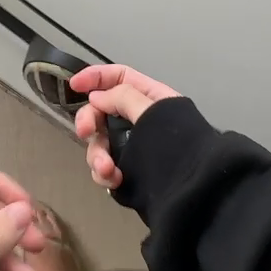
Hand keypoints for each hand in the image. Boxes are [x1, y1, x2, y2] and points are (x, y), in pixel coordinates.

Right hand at [71, 64, 183, 189]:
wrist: (195, 193)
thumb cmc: (179, 146)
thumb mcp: (153, 113)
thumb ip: (122, 98)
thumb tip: (96, 97)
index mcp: (149, 98)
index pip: (119, 77)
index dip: (96, 77)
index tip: (75, 85)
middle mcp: (137, 120)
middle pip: (101, 110)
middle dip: (89, 120)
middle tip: (85, 131)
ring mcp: (130, 147)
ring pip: (99, 142)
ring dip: (97, 155)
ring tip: (107, 169)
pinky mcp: (126, 170)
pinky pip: (104, 167)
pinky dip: (104, 173)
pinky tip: (114, 180)